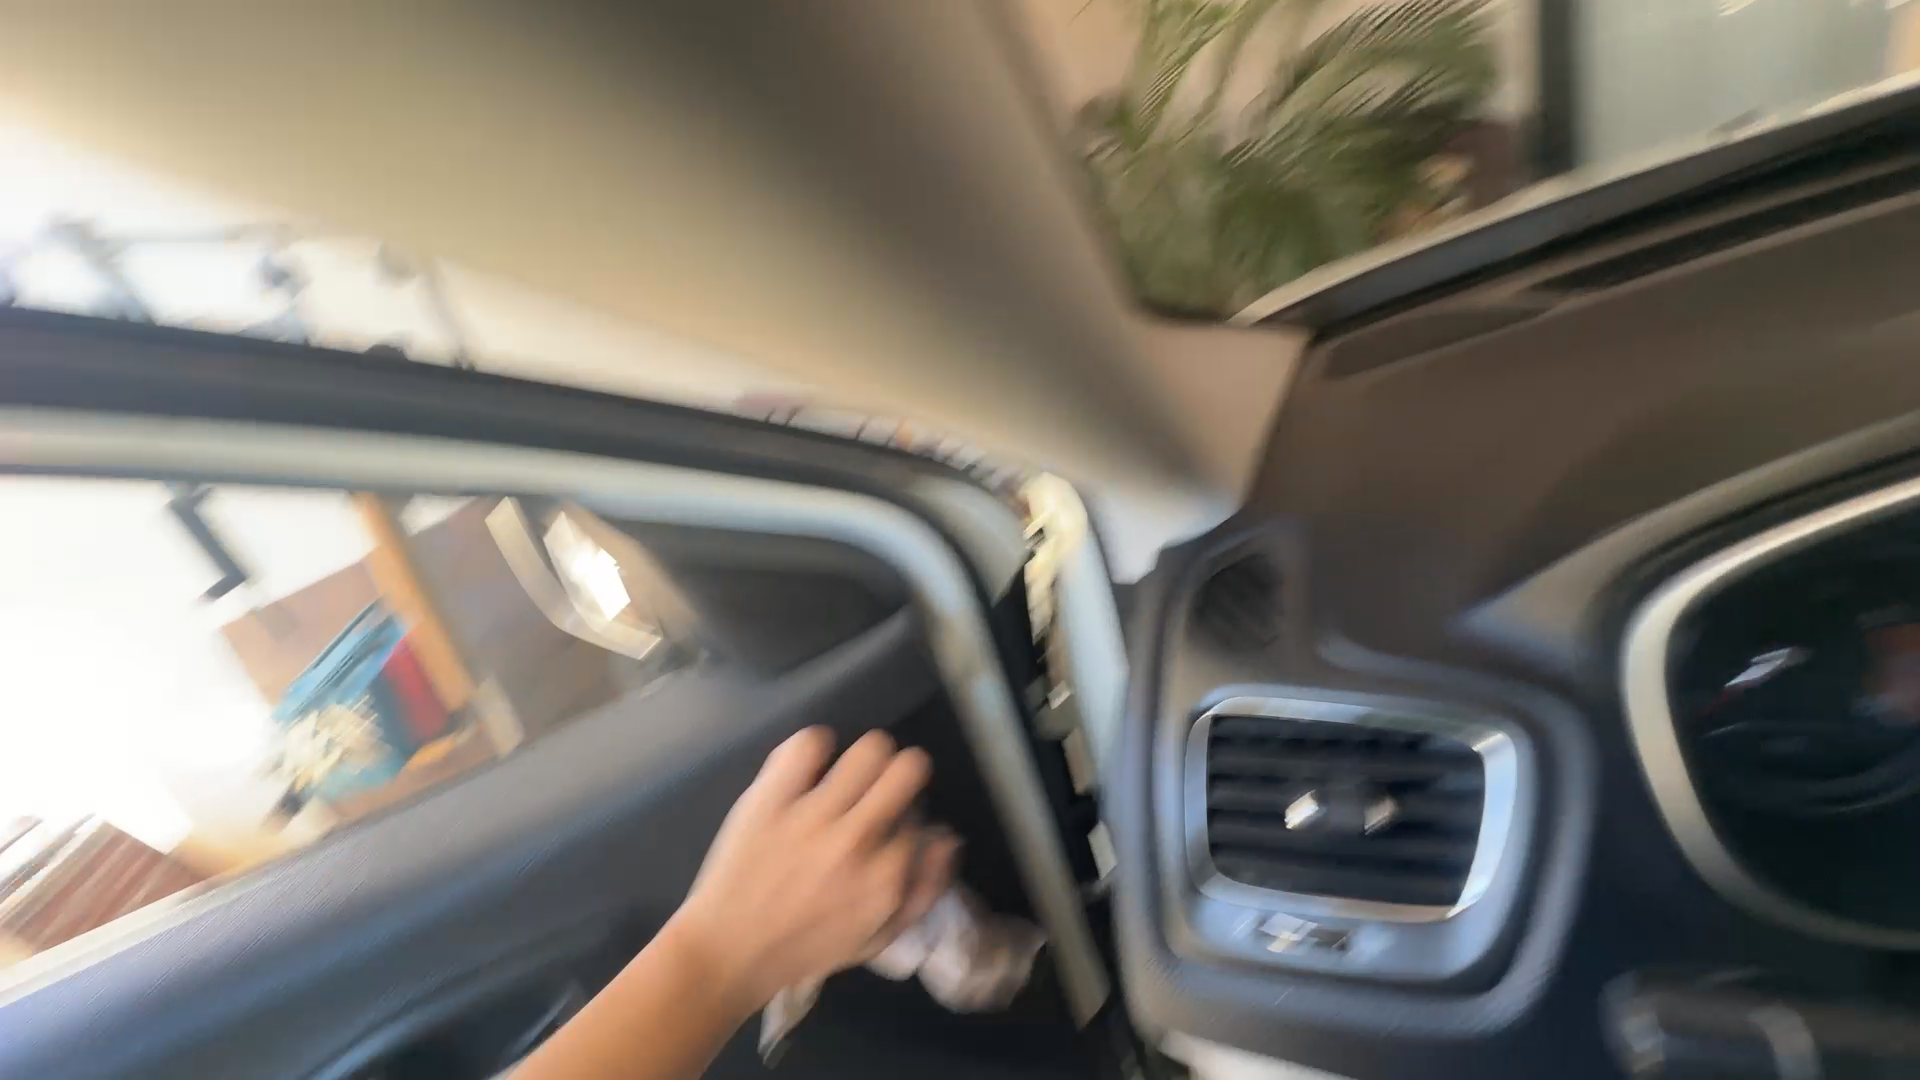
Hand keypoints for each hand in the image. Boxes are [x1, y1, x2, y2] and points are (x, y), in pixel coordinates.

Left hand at [663, 727, 960, 1012]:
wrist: (726, 953)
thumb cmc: (805, 947)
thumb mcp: (877, 937)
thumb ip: (923, 891)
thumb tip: (948, 838)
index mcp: (885, 877)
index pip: (922, 817)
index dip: (908, 820)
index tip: (888, 831)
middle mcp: (857, 840)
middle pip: (909, 768)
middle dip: (902, 773)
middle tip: (879, 789)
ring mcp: (812, 815)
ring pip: (869, 749)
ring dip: (866, 758)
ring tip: (847, 776)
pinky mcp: (772, 797)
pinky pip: (808, 744)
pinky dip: (814, 747)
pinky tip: (808, 769)